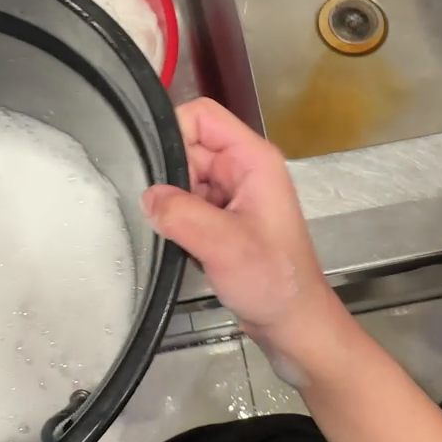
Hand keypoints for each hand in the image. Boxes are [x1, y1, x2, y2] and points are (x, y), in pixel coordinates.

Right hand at [143, 98, 335, 341]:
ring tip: (167, 230)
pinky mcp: (224, 219)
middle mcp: (244, 169)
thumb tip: (146, 196)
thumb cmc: (274, 283)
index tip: (151, 168)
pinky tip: (176, 241)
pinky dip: (176, 217)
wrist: (295, 325)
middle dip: (168, 174)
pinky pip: (188, 202)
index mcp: (254, 160)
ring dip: (171, 200)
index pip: (203, 116)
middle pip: (190, 146)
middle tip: (158, 210)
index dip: (173, 132)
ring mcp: (234, 195)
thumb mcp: (225, 245)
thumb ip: (182, 214)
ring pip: (185, 176)